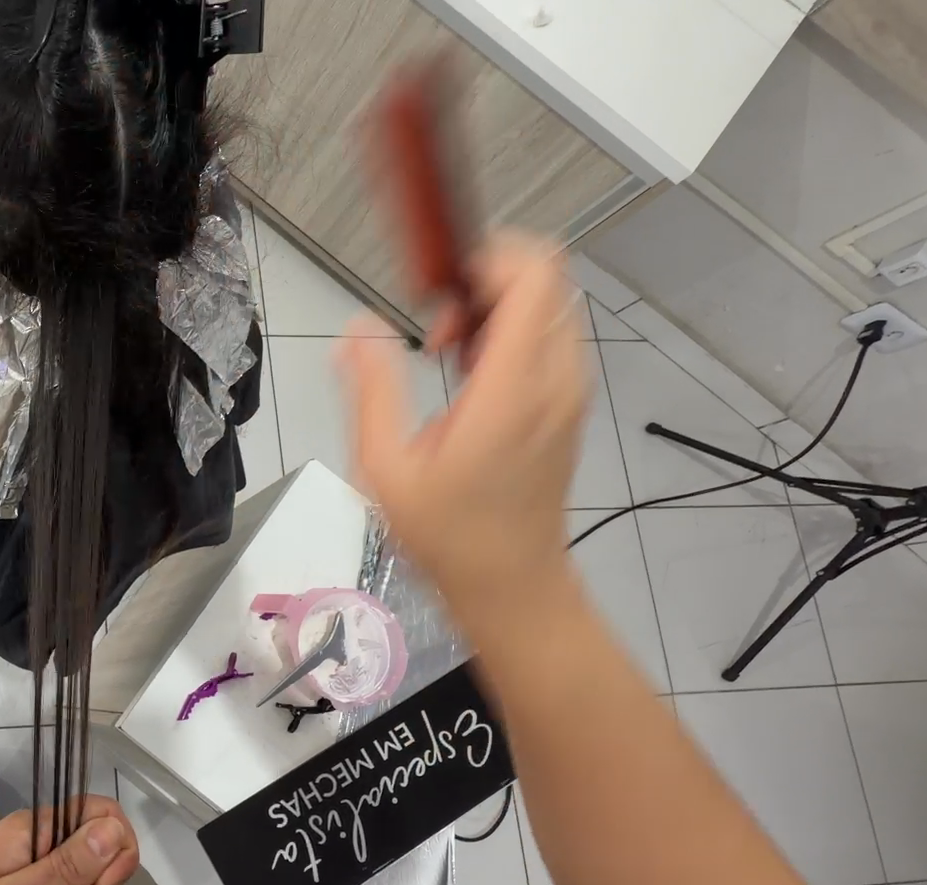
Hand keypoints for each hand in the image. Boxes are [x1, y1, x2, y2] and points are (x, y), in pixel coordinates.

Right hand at [336, 232, 589, 616]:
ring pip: (547, 306)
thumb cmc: (443, 531)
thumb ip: (371, 389)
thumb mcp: (384, 464)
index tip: (427, 299)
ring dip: (494, 310)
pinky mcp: (568, 405)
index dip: (480, 260)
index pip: (529, 274)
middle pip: (544, 279)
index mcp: (513, 386)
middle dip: (481, 284)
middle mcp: (556, 376)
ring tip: (443, 357)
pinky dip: (508, 336)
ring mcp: (570, 390)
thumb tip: (356, 328)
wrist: (510, 582)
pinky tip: (467, 381)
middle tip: (431, 338)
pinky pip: (548, 338)